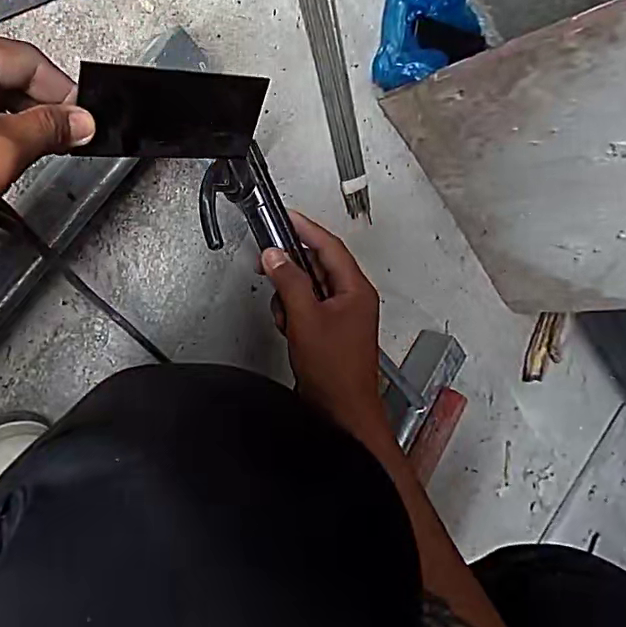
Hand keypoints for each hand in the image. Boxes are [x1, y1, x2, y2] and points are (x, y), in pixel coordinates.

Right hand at [260, 211, 386, 436]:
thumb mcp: (305, 318)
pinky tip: (290, 327)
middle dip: (292, 266)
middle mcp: (351, 299)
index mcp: (355, 290)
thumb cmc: (336, 372)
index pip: (329, 246)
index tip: (287, 216)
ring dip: (290, 295)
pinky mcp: (328, 329)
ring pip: (308, 286)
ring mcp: (340, 314)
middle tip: (269, 259)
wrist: (341, 410)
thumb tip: (275, 256)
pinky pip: (306, 306)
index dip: (306, 228)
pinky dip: (292, 311)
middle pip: (318, 264)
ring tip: (286, 313)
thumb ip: (288, 282)